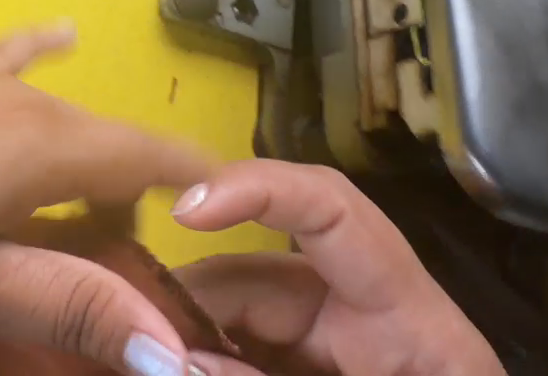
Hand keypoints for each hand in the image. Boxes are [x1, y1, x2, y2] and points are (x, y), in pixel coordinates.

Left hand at [0, 28, 213, 375]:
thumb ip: (69, 305)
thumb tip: (170, 345)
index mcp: (40, 144)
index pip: (146, 156)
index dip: (197, 185)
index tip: (232, 220)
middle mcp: (19, 99)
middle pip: (104, 145)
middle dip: (129, 206)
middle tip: (111, 280)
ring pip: (60, 121)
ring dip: (84, 169)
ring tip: (73, 227)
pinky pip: (4, 60)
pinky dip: (37, 51)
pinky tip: (61, 33)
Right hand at [169, 161, 503, 375]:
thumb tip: (179, 362)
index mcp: (411, 320)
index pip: (331, 210)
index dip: (257, 189)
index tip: (186, 214)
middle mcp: (361, 314)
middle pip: (254, 274)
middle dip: (190, 308)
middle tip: (137, 344)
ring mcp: (326, 346)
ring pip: (229, 316)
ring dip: (185, 341)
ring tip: (144, 358)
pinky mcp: (294, 367)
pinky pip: (233, 348)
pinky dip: (200, 358)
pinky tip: (167, 365)